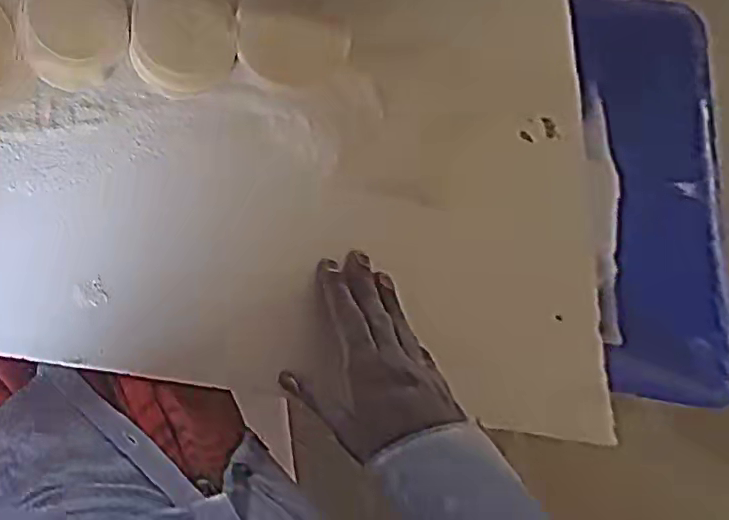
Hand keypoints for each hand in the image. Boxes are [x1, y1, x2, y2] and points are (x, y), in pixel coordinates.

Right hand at [280, 251, 465, 461]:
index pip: (348, 315)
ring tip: (382, 276)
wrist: (442, 472)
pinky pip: (419, 346)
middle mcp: (392, 357)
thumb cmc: (387, 448)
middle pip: (374, 310)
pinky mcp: (438, 382)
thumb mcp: (342, 425)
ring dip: (388, 298)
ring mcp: (418, 367)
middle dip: (363, 281)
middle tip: (357, 255)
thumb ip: (314, 398)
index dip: (337, 289)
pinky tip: (409, 327)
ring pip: (399, 323)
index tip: (330, 266)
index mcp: (365, 362)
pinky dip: (409, 330)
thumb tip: (287, 377)